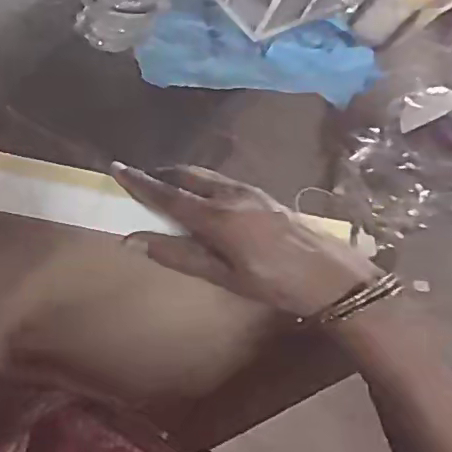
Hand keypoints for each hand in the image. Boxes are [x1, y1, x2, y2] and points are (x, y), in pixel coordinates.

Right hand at [111, 164, 381, 315]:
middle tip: (141, 183)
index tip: (117, 167)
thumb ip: (178, 256)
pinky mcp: (264, 194)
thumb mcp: (224, 277)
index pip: (167, 195)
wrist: (335, 276)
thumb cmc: (276, 284)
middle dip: (160, 175)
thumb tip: (132, 242)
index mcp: (217, 218)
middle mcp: (231, 195)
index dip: (139, 182)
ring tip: (168, 191)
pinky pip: (222, 181)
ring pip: (205, 176)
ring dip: (182, 178)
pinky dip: (202, 184)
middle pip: (186, 176)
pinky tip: (204, 201)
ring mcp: (250, 191)